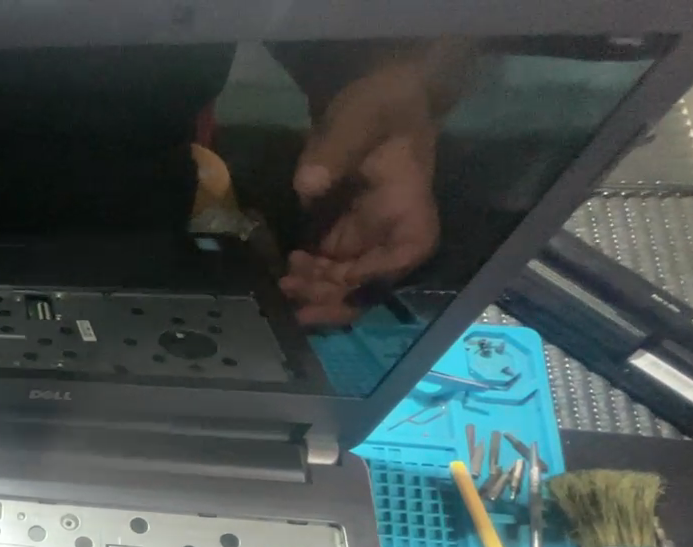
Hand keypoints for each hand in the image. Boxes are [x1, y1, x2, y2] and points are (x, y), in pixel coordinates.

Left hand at [280, 62, 440, 325]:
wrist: (365, 101)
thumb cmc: (375, 105)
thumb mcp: (360, 118)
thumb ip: (337, 150)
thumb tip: (308, 184)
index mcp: (407, 203)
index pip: (409, 251)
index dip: (377, 273)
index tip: (342, 276)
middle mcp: (388, 228)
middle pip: (371, 281)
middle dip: (335, 298)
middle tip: (295, 300)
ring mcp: (361, 236)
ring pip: (343, 282)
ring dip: (313, 291)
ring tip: (283, 282)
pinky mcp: (337, 237)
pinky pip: (324, 271)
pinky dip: (304, 278)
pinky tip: (283, 270)